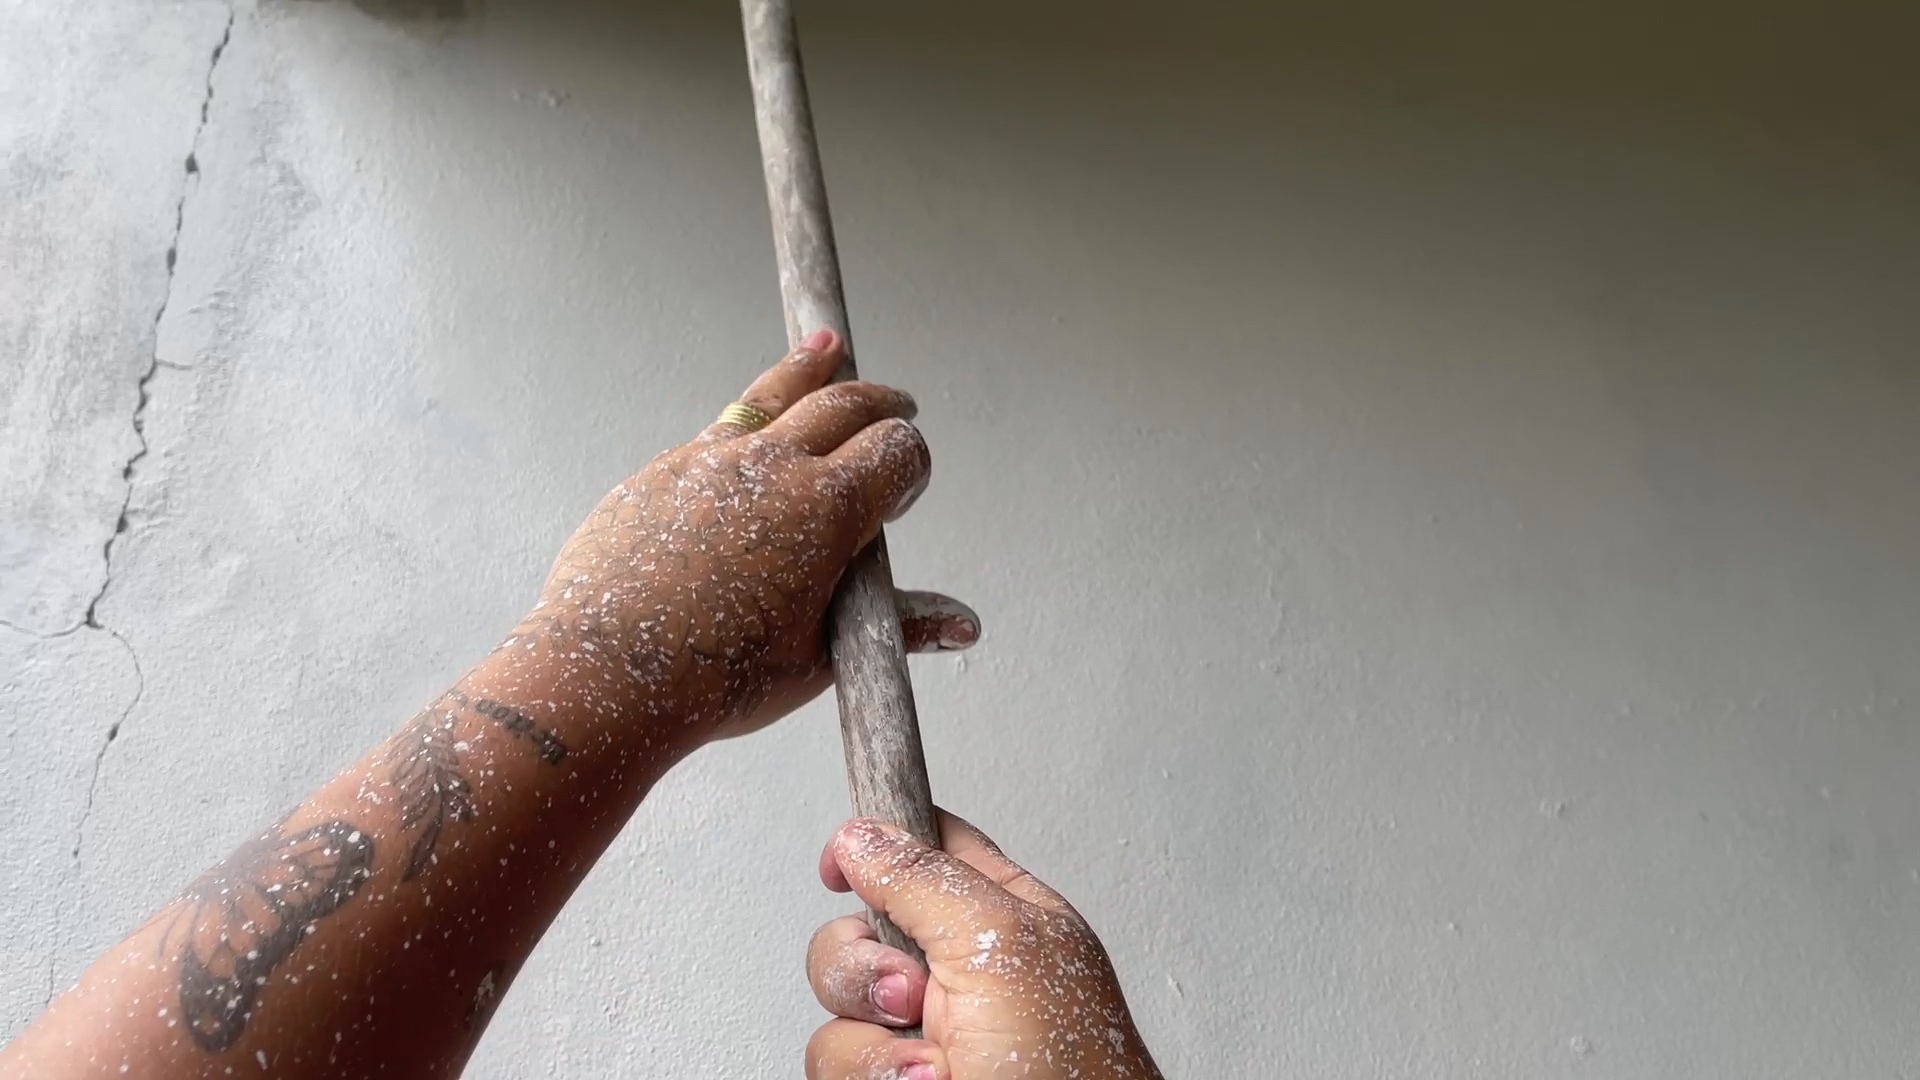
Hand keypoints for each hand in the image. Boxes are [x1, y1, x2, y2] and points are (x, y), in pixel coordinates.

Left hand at [523, 330, 978, 740]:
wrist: (606, 677)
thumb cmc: (719, 678)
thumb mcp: (824, 654)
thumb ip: (901, 625)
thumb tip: (965, 627)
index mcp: (827, 509)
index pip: (897, 447)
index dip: (913, 462)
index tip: (906, 485)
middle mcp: (776, 467)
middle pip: (846, 403)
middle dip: (882, 402)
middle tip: (900, 401)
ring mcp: (714, 460)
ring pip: (776, 394)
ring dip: (812, 370)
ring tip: (829, 349)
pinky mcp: (665, 469)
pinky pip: (721, 428)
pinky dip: (752, 419)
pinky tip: (756, 432)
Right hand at [805, 812, 1161, 1079]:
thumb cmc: (1072, 1074)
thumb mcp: (998, 943)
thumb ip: (923, 877)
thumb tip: (860, 834)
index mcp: (995, 909)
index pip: (925, 842)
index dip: (876, 840)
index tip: (838, 863)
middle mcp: (954, 965)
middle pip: (862, 924)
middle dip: (863, 961)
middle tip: (910, 991)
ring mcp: (924, 1028)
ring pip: (840, 1001)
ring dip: (873, 1036)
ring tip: (932, 1063)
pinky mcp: (896, 1078)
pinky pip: (836, 1062)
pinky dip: (871, 1078)